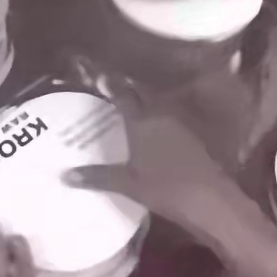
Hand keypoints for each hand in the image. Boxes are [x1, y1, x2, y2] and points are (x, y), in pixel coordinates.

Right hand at [63, 91, 276, 276]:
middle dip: (126, 90)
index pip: (123, 94)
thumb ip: (96, 176)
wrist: (211, 201)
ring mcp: (179, 126)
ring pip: (156, 107)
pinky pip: (167, 121)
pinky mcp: (191, 139)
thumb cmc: (165, 188)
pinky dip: (155, 120)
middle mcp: (160, 116)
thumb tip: (64, 174)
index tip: (97, 75)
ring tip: (124, 108)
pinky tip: (147, 132)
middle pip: (142, 95)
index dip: (110, 84)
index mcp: (142, 120)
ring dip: (142, 104)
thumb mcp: (126, 183)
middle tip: (109, 89)